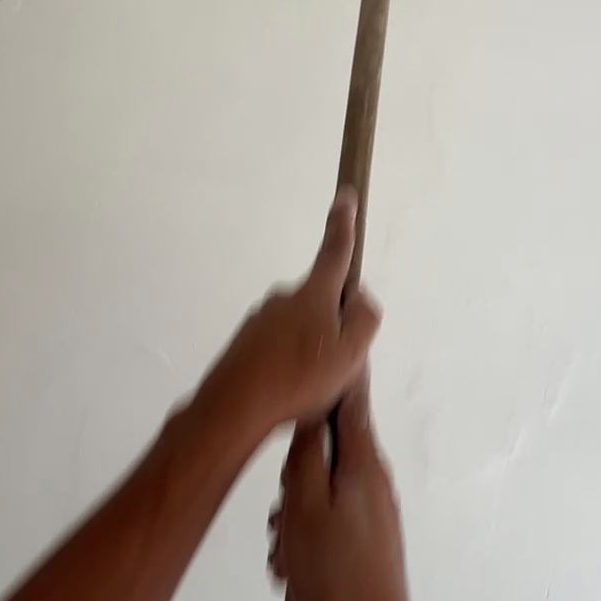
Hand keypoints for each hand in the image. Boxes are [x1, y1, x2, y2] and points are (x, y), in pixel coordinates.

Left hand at [194, 190, 381, 436]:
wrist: (235, 405)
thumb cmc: (300, 378)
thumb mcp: (352, 353)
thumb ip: (364, 318)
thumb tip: (359, 296)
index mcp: (314, 294)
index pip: (335, 251)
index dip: (343, 223)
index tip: (345, 195)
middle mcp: (285, 297)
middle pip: (321, 299)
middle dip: (334, 322)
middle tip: (338, 364)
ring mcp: (262, 319)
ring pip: (300, 327)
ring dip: (310, 348)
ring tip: (311, 386)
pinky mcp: (246, 342)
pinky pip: (279, 346)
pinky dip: (289, 362)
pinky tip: (289, 390)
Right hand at [269, 382, 417, 600]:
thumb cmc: (333, 573)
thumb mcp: (304, 505)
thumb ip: (305, 455)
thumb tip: (311, 415)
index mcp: (364, 465)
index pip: (351, 403)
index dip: (337, 378)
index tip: (326, 354)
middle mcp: (374, 484)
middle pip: (327, 454)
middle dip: (295, 476)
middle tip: (280, 509)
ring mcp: (374, 517)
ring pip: (322, 495)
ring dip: (295, 516)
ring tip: (284, 552)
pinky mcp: (369, 546)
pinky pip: (329, 526)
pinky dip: (307, 540)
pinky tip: (294, 570)